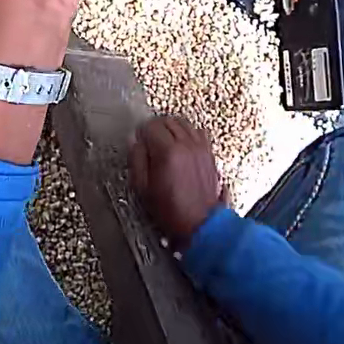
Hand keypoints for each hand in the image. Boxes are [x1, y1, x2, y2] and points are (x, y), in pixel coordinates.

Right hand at [130, 115, 225, 246]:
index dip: (141, 132)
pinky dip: (187, 132)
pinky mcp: (209, 153)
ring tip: (164, 140)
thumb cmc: (172, 210)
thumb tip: (134, 143)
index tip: (138, 141)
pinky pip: (197, 131)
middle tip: (149, 139)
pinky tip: (181, 143)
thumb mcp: (143, 188)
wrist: (201, 223)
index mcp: (167, 152)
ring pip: (184, 122)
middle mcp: (186, 145)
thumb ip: (136, 160)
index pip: (151, 126)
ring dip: (172, 127)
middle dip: (155, 126)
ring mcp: (200, 148)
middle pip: (168, 120)